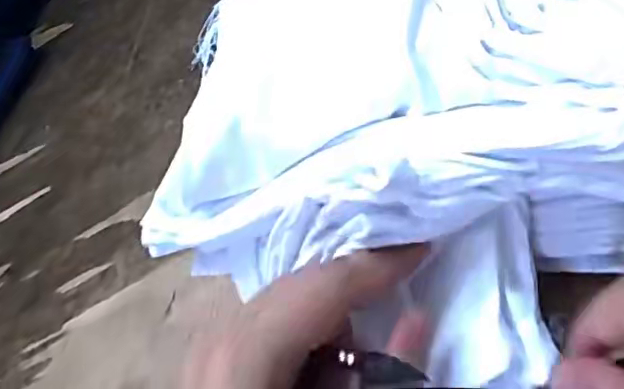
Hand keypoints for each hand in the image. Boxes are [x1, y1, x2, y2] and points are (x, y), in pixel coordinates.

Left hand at [182, 244, 428, 388]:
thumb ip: (387, 376)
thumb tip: (418, 319)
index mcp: (246, 350)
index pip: (323, 284)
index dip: (377, 264)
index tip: (420, 247)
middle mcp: (217, 337)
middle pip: (299, 287)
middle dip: (350, 290)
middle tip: (394, 295)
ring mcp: (203, 352)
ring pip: (281, 303)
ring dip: (324, 318)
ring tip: (354, 353)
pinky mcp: (203, 369)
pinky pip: (261, 330)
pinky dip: (296, 340)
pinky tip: (318, 371)